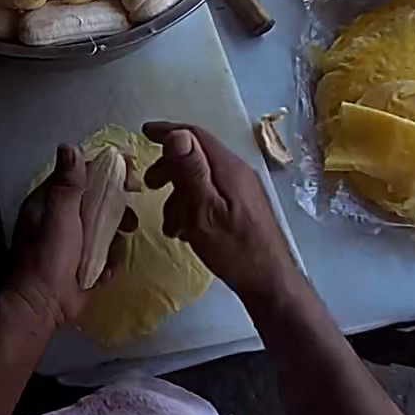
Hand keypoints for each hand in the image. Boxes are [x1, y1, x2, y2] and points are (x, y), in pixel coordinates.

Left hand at [4, 145, 130, 330]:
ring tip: (126, 235)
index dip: (107, 168)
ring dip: (118, 231)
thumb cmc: (48, 257)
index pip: (82, 173)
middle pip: (98, 198)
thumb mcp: (59, 215)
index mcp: (50, 201)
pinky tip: (108, 267)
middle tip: (134, 202)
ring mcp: (73, 242)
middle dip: (118, 201)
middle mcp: (62, 217)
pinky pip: (105, 253)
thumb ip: (67, 183)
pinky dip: (110, 258)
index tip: (131, 167)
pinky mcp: (83, 263)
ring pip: (105, 226)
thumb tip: (70, 147)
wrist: (41, 306)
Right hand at [144, 122, 304, 305]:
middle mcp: (237, 172)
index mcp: (228, 168)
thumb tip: (177, 134)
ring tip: (169, 223)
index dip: (167, 132)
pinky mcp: (242, 205)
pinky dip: (192, 204)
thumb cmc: (234, 250)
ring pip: (201, 177)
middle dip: (169, 168)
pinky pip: (210, 193)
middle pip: (197, 155)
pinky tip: (186, 229)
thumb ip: (191, 172)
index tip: (144, 133)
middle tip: (149, 187)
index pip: (194, 135)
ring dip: (178, 194)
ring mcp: (242, 188)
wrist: (271, 283)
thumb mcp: (204, 210)